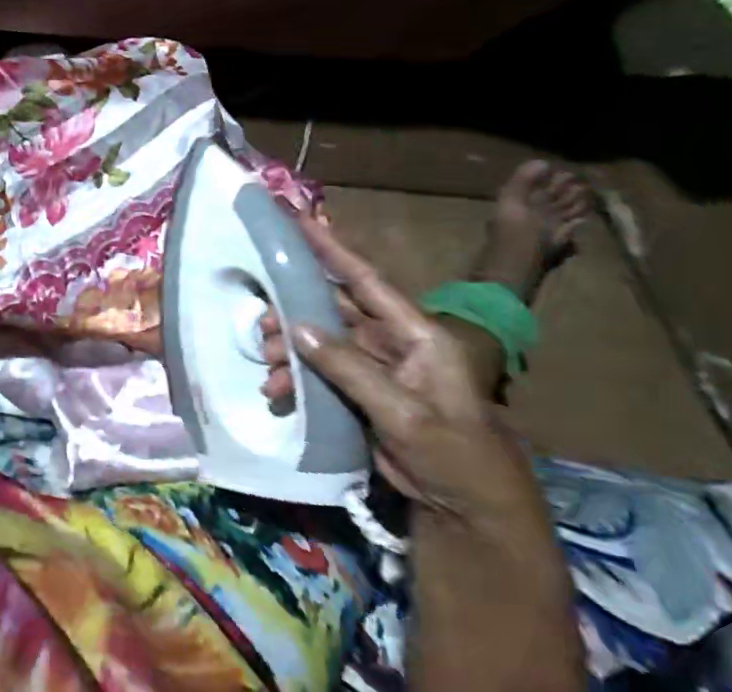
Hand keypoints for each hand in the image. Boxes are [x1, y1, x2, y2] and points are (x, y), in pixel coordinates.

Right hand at [264, 216, 545, 528]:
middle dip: (294, 310)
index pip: (367, 282)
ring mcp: (377, 368)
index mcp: (419, 335)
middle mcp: (395, 343)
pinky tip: (278, 393)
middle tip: (261, 321)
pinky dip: (295, 378)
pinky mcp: (362, 392)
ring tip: (268, 369)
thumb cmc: (456, 456)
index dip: (333, 249)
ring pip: (320, 341)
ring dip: (290, 351)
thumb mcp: (406, 414)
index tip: (299, 217)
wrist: (470, 513)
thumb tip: (296, 326)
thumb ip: (350, 368)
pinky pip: (319, 371)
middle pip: (334, 310)